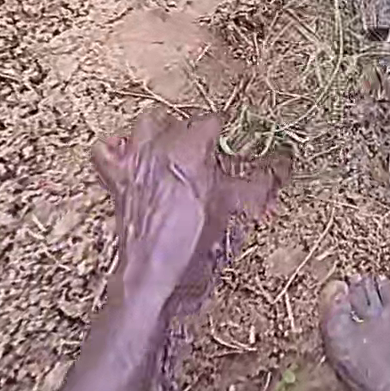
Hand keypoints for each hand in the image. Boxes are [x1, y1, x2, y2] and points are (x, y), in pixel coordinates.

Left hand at [92, 107, 278, 315]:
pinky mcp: (116, 179)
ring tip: (176, 145)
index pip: (213, 120)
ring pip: (146, 124)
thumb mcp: (234, 206)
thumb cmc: (194, 238)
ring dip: (162, 129)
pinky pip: (105, 151)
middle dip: (200, 132)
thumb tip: (284, 166)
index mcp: (190, 147)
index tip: (237, 140)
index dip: (228, 129)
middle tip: (214, 151)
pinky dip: (115, 148)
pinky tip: (129, 154)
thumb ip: (262, 182)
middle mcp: (159, 146)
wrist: (153, 271)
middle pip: (183, 121)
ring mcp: (134, 160)